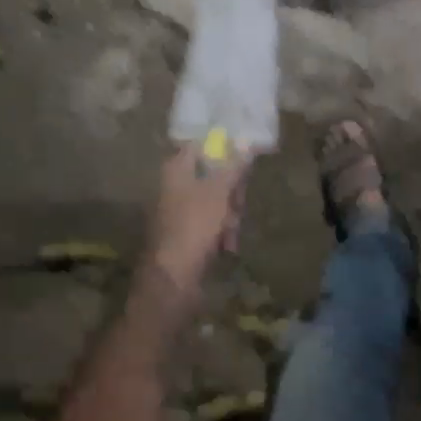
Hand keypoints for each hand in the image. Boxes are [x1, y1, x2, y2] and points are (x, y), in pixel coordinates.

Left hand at [146, 145, 248, 308]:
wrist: (172, 279)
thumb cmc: (194, 225)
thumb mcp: (220, 191)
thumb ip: (235, 165)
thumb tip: (248, 141)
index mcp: (176, 168)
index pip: (202, 146)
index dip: (225, 151)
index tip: (245, 162)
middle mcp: (174, 185)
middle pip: (212, 175)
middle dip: (231, 191)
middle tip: (239, 204)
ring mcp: (177, 210)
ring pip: (214, 200)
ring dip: (229, 214)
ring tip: (232, 232)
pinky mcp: (183, 233)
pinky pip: (208, 222)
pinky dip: (220, 231)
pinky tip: (227, 246)